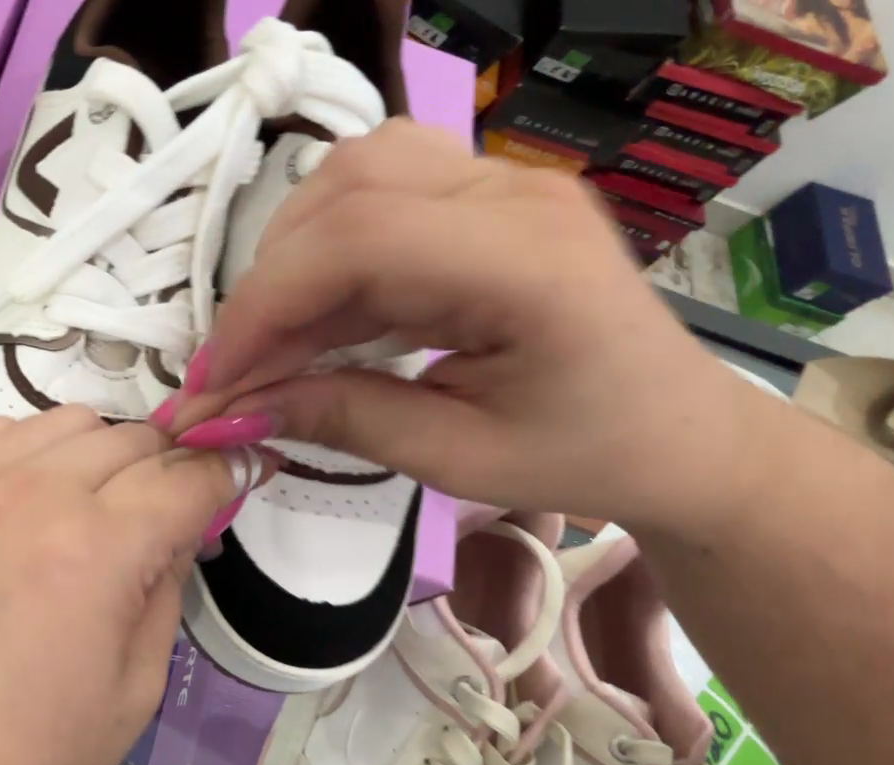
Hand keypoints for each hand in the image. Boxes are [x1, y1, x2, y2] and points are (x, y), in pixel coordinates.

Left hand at [0, 407, 271, 764]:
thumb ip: (167, 588)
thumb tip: (180, 530)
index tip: (247, 478)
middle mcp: (39, 494)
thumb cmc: (31, 759)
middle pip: (138, 439)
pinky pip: (4, 431)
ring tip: (106, 508)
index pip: (190, 477)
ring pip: (73, 421)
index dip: (231, 476)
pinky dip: (39, 448)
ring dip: (108, 453)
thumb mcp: (135, 689)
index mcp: (99, 548)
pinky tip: (41, 494)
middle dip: (173, 471)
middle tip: (174, 519)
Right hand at [166, 120, 771, 531]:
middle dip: (267, 285)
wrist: (678, 433)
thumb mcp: (453, 459)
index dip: (264, 306)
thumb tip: (228, 413)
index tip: (215, 382)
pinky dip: (325, 252)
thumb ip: (339, 419)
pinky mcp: (484, 196)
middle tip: (238, 371)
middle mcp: (513, 194)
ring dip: (291, 257)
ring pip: (353, 176)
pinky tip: (320, 314)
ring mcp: (502, 182)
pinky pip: (377, 194)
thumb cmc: (583, 457)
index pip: (356, 241)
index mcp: (526, 262)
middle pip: (346, 191)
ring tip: (276, 343)